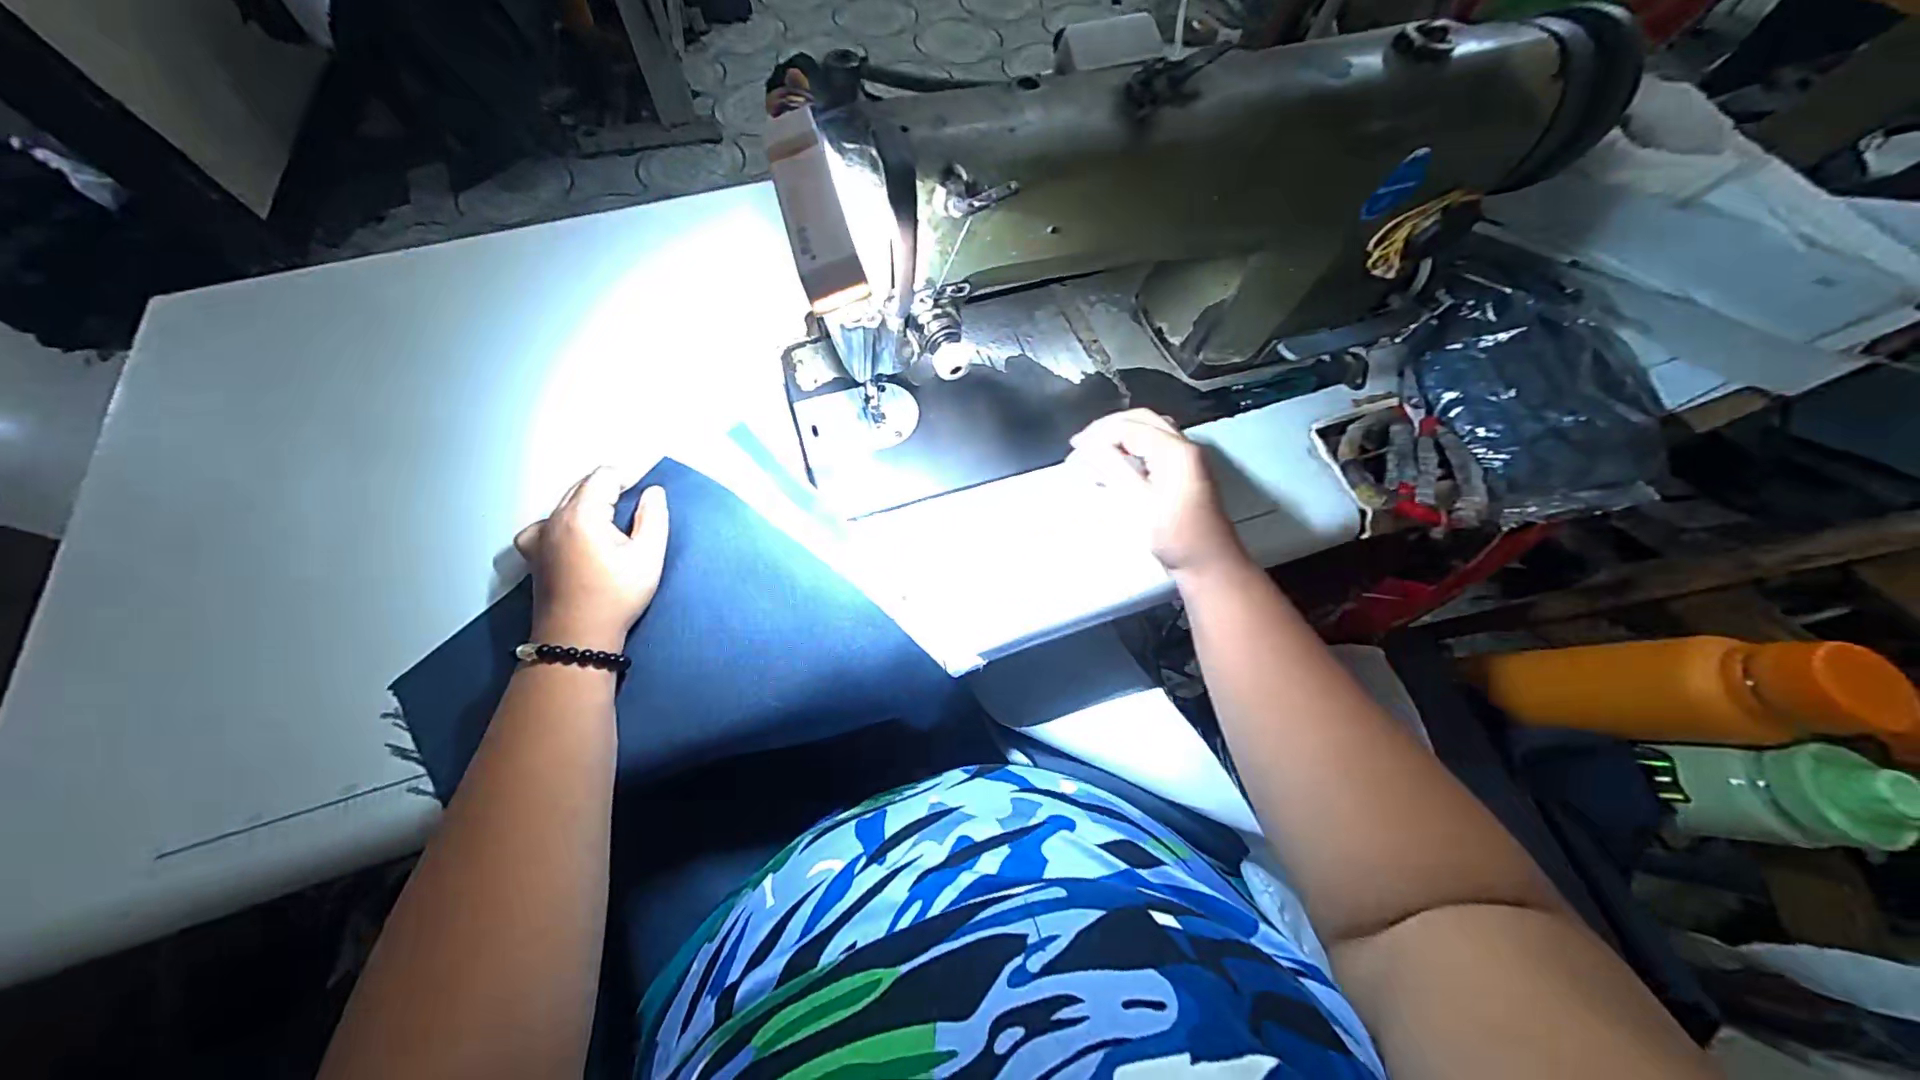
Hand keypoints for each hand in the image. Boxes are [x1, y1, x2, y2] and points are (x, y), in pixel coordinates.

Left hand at [514, 468, 669, 652]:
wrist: (577, 638)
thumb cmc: (614, 599)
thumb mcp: (648, 556)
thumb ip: (654, 517)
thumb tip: (653, 493)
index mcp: (581, 515)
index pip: (604, 476)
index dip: (629, 479)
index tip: (644, 495)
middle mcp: (553, 520)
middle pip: (583, 486)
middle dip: (610, 492)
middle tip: (634, 516)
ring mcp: (538, 536)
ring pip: (567, 503)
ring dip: (590, 507)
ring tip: (610, 532)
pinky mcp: (533, 553)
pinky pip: (548, 523)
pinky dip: (565, 524)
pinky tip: (579, 540)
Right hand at [1068, 409, 1248, 577]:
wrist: (1210, 564)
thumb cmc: (1175, 538)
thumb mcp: (1139, 504)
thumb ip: (1113, 470)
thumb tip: (1087, 447)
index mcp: (1175, 451)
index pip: (1129, 427)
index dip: (1098, 435)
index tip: (1073, 450)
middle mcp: (1184, 445)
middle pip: (1141, 419)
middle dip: (1107, 427)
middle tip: (1080, 443)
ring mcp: (1187, 457)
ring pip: (1149, 428)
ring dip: (1120, 433)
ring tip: (1093, 448)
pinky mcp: (1185, 470)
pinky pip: (1155, 443)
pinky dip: (1132, 444)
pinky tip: (1115, 460)